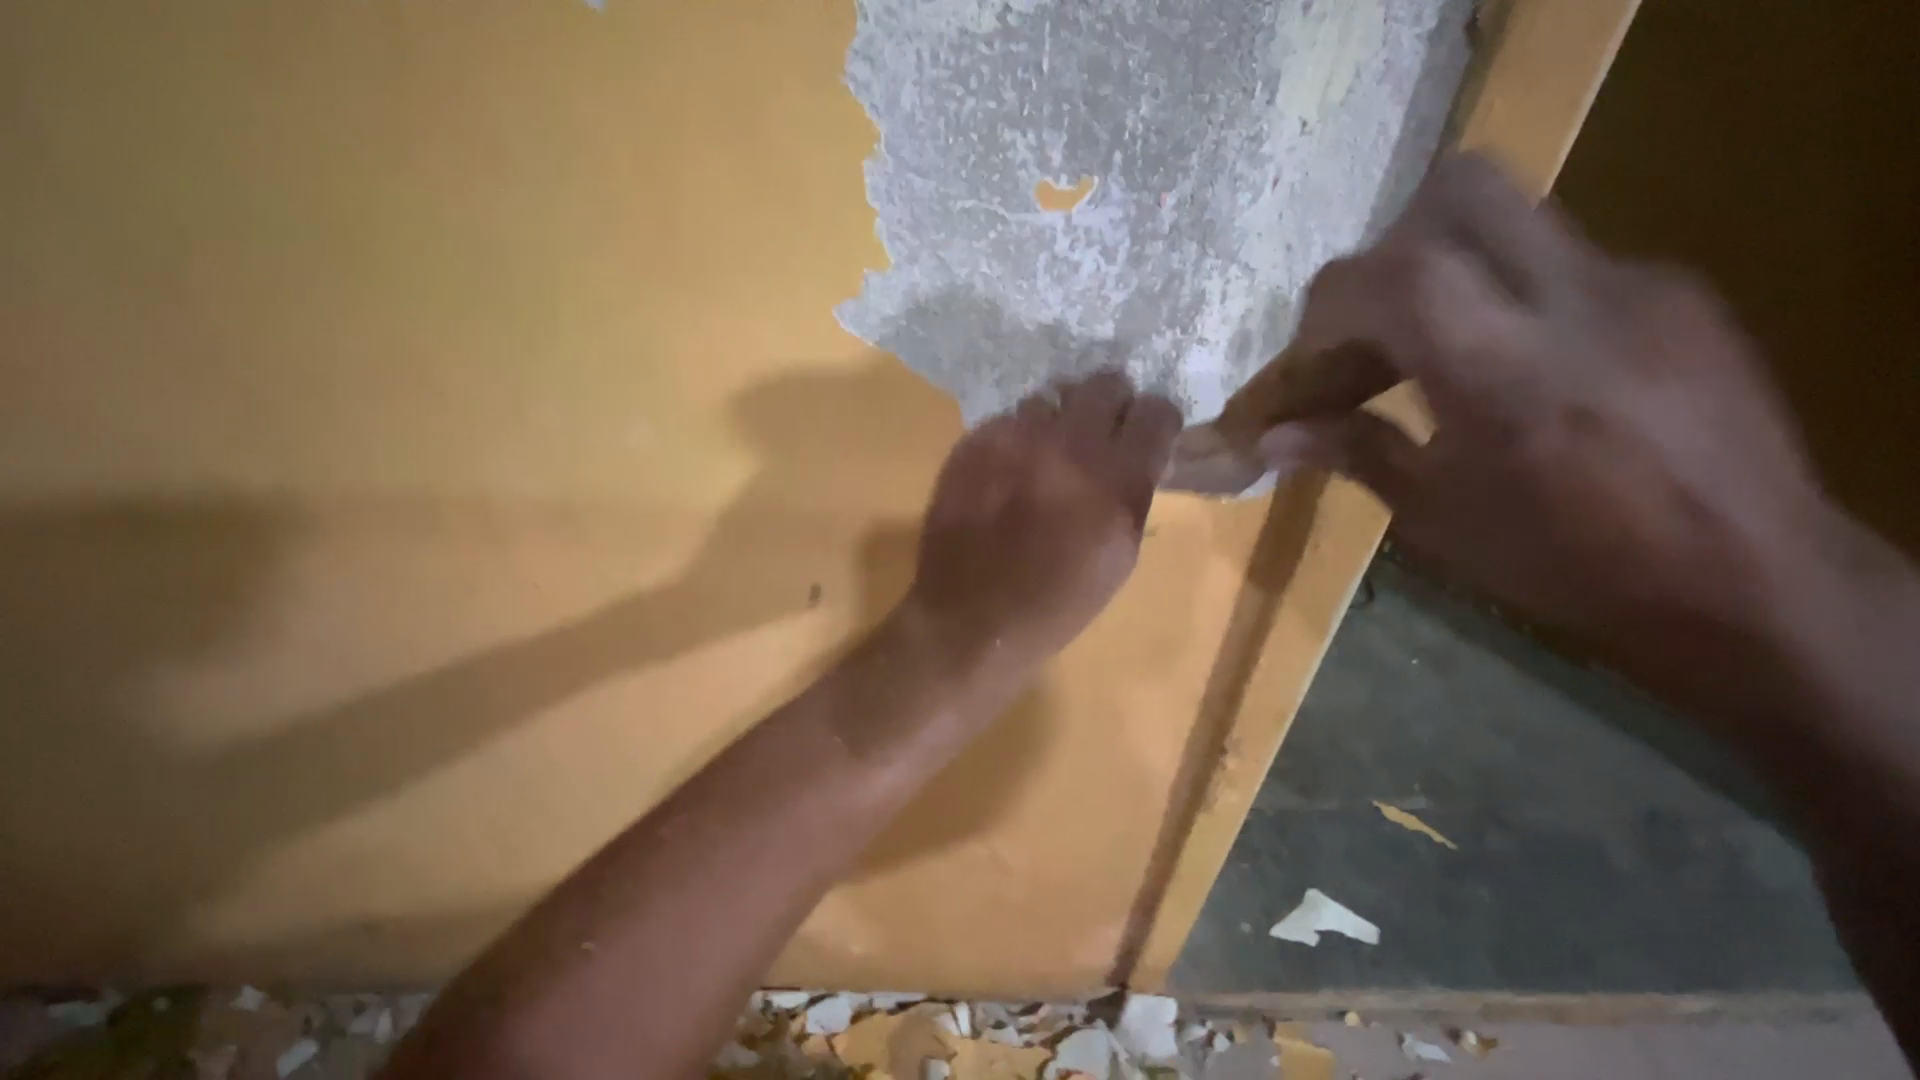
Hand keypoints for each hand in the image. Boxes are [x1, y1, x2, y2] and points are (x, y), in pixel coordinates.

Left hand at [905, 371, 1179, 667]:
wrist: (970, 617)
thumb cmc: (1056, 602)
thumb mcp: (1120, 556)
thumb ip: (1134, 493)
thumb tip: (1140, 454)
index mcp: (1117, 479)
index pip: (1156, 411)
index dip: (1156, 418)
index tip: (1148, 430)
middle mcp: (1069, 445)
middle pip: (1104, 383)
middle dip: (1111, 402)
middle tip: (1101, 427)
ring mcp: (1016, 437)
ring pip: (1051, 397)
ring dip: (1058, 419)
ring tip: (1048, 452)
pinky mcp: (975, 441)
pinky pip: (1008, 419)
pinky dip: (1016, 438)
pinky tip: (1008, 470)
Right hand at [1262, 155, 1833, 653]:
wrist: (1755, 581)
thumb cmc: (1573, 568)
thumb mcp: (1440, 522)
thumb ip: (1357, 453)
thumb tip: (1271, 437)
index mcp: (1504, 374)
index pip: (1396, 274)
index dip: (1331, 299)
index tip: (1311, 350)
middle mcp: (1574, 302)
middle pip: (1460, 190)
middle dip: (1392, 242)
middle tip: (1374, 317)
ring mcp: (1637, 284)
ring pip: (1515, 216)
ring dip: (1452, 264)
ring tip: (1439, 348)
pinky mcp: (1678, 291)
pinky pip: (1566, 260)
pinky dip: (1514, 296)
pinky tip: (1523, 368)